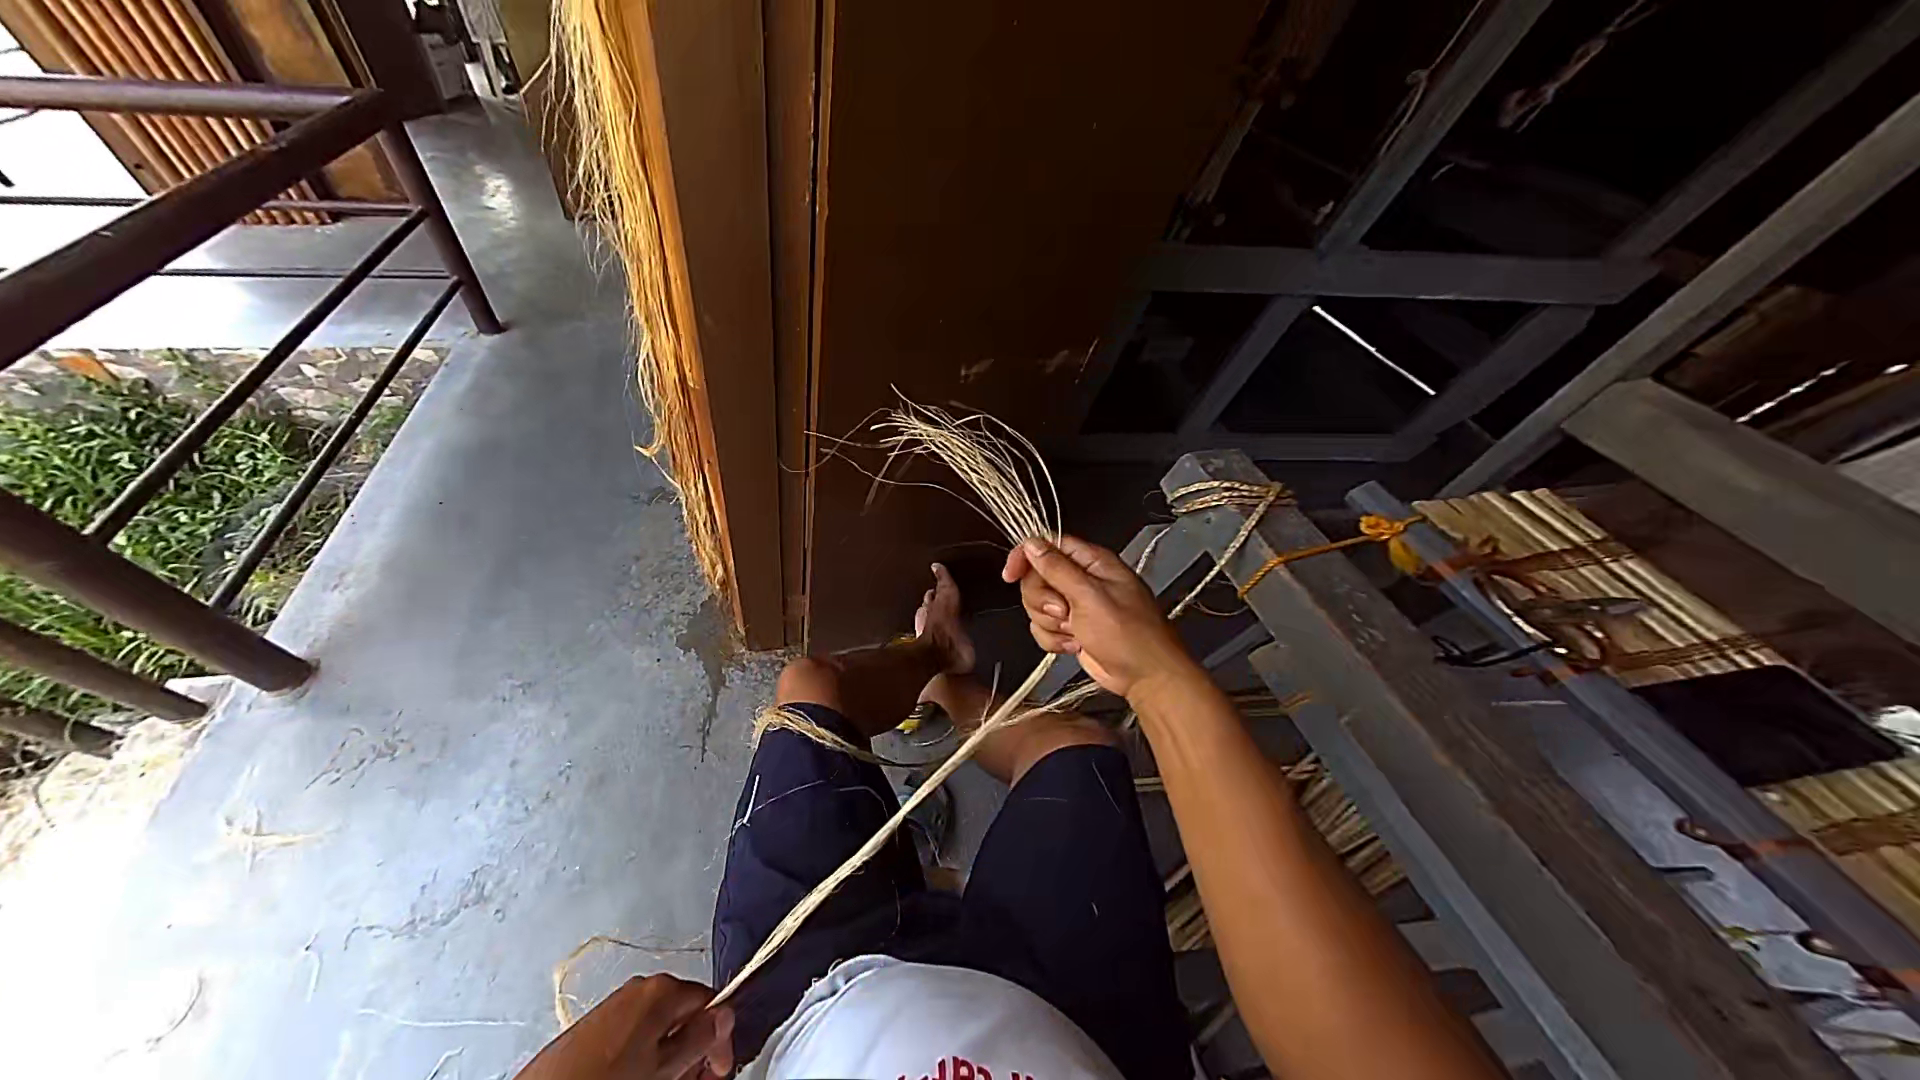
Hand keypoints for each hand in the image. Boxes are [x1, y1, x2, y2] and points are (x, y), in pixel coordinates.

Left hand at [514, 974, 733, 1079]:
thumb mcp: (662, 1069)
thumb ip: (699, 1039)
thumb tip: (724, 1017)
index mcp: (662, 990)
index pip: (710, 1002)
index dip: (719, 1038)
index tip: (719, 1069)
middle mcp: (640, 989)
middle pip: (684, 1014)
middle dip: (694, 1050)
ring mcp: (616, 1007)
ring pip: (660, 1028)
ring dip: (671, 1057)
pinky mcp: (596, 1027)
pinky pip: (636, 1035)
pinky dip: (646, 1057)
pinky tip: (641, 1079)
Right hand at [1002, 534, 1201, 700]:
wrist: (1145, 676)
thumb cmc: (1131, 635)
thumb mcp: (1090, 596)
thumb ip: (1057, 568)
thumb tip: (1033, 545)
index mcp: (1092, 562)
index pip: (1047, 545)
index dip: (1026, 557)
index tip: (1011, 574)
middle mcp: (1082, 580)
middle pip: (1036, 577)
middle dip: (1042, 600)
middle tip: (1064, 612)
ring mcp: (1076, 606)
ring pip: (1036, 605)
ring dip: (1049, 623)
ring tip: (1074, 630)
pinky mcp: (1071, 628)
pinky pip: (1043, 628)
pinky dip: (1053, 639)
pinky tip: (1074, 644)